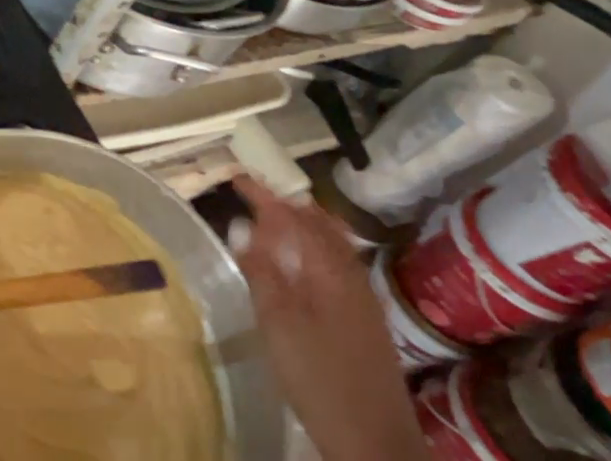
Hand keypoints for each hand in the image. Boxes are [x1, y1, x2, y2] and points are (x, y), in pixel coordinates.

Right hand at [229, 176, 428, 460]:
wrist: (374, 439)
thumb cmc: (319, 376)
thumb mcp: (278, 323)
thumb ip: (261, 271)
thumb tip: (242, 226)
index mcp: (330, 271)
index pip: (294, 216)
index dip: (265, 194)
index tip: (236, 176)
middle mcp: (351, 276)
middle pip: (321, 226)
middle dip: (287, 204)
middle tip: (253, 193)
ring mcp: (361, 299)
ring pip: (331, 245)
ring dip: (301, 226)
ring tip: (271, 221)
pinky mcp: (363, 320)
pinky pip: (335, 265)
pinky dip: (311, 250)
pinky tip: (296, 266)